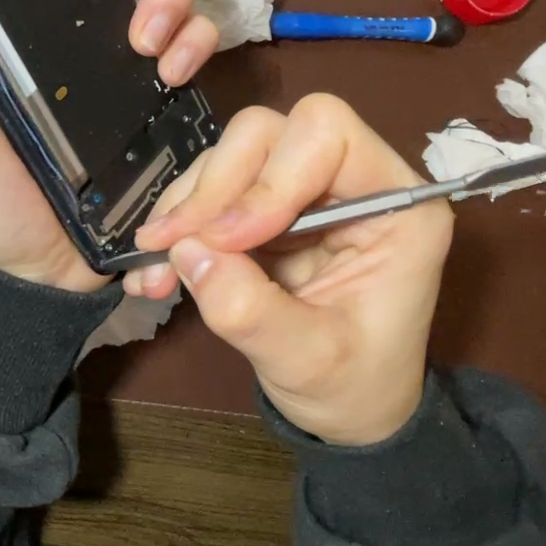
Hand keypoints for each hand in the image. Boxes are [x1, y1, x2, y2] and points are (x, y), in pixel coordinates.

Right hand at [129, 95, 453, 445]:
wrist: (343, 410)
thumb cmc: (349, 386)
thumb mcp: (307, 362)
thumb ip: (252, 311)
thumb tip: (187, 253)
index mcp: (391, 205)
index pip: (325, 136)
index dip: (267, 178)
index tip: (227, 240)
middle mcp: (345, 184)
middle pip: (264, 134)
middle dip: (211, 189)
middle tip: (170, 245)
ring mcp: (296, 194)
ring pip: (225, 159)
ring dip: (180, 211)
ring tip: (155, 271)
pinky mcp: (256, 214)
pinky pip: (203, 195)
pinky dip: (172, 229)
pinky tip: (154, 272)